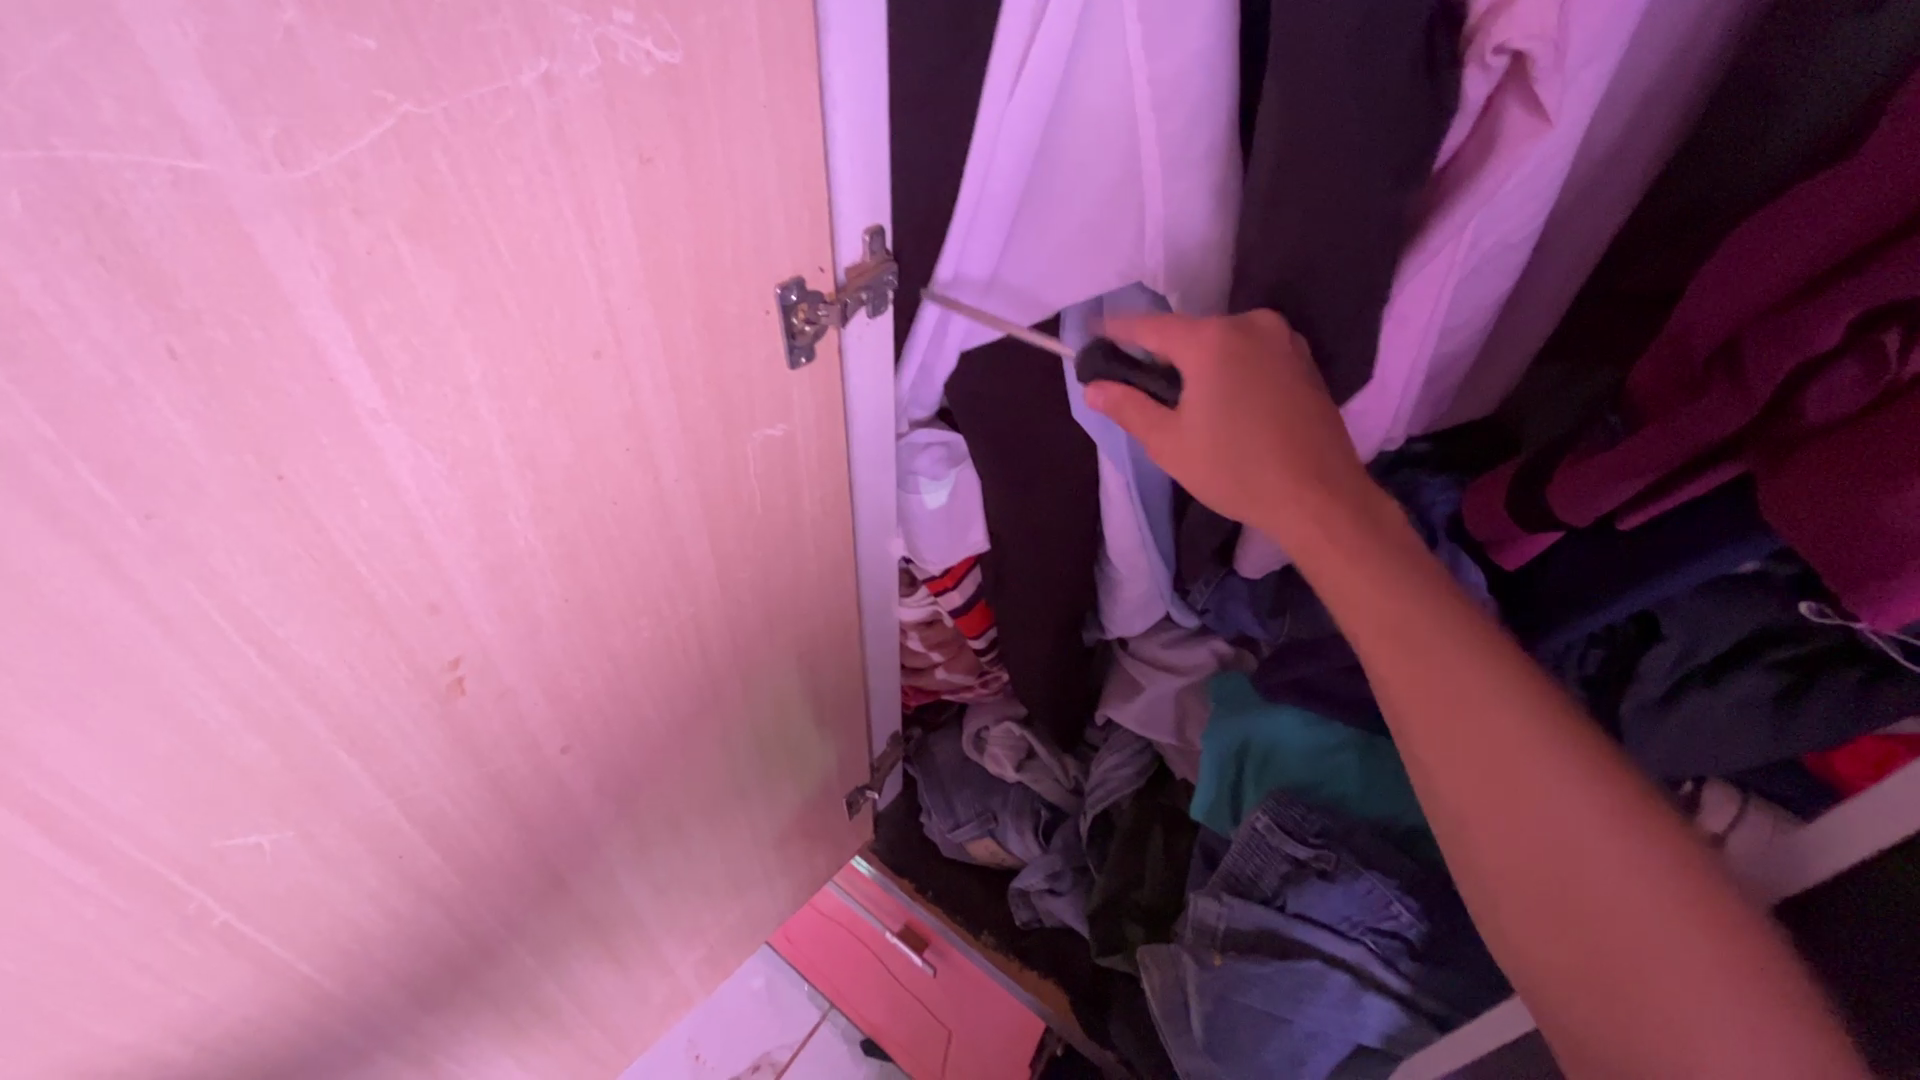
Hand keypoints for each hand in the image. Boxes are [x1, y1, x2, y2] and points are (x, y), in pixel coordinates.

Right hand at [1087, 310, 1377, 538]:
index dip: (1116, 330)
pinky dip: (1229, 368)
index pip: (1149, 326)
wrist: (1319, 496)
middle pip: (1189, 333)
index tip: (1092, 332)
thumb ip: (1128, 407)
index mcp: (1211, 340)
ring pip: (1222, 343)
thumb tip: (1093, 388)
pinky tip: (1224, 403)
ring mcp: (1283, 339)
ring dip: (1198, 363)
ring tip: (1182, 400)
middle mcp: (1249, 324)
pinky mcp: (1304, 360)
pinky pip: (1251, 353)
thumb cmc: (1236, 470)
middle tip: (1137, 384)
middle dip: (1161, 354)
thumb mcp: (1169, 443)